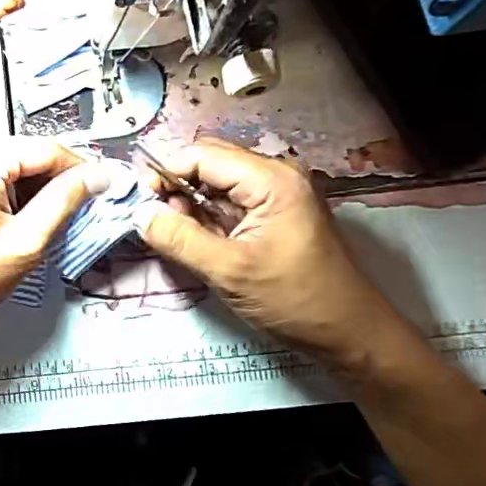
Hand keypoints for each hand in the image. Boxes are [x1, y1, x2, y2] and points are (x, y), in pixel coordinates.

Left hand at [0, 139, 108, 369]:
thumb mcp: (25, 244)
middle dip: (50, 181)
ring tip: (33, 227)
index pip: (45, 148)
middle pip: (21, 153)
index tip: (99, 191)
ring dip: (25, 188)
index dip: (79, 170)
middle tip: (68, 215)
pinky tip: (4, 225)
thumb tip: (98, 176)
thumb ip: (65, 202)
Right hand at [131, 139, 417, 370]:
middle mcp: (277, 175)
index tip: (138, 203)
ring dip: (193, 206)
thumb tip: (139, 215)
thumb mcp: (229, 272)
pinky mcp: (276, 214)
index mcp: (271, 178)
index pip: (203, 155)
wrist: (347, 330)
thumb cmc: (294, 300)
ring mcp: (279, 194)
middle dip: (177, 189)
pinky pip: (233, 204)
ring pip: (219, 186)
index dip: (165, 173)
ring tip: (179, 238)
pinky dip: (210, 219)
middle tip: (158, 224)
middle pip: (211, 165)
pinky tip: (200, 242)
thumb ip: (180, 239)